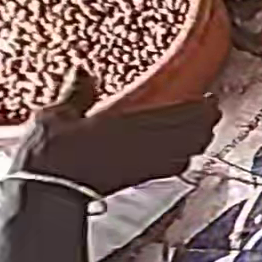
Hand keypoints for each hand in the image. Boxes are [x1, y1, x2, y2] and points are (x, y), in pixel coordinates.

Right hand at [12, 69, 220, 195]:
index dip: (202, 105)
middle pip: (196, 129)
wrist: (49, 190)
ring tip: (206, 124)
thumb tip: (82, 72)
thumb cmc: (49, 153)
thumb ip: (77, 93)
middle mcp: (149, 142)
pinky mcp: (147, 176)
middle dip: (209, 118)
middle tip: (212, 108)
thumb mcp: (57, 115)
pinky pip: (181, 164)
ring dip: (204, 134)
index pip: (182, 112)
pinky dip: (190, 154)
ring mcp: (152, 161)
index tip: (209, 97)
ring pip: (193, 146)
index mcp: (132, 123)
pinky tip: (189, 150)